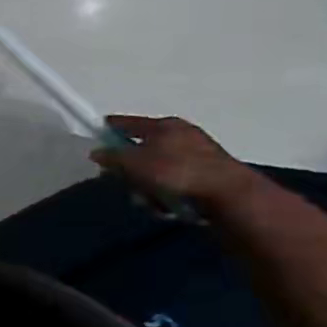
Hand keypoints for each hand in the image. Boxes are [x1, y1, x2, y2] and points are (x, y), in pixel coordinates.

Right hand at [91, 115, 261, 203]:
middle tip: (125, 181)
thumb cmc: (176, 172)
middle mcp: (183, 134)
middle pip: (142, 148)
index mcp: (164, 125)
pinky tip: (168, 205)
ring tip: (150, 200)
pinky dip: (168, 192)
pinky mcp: (211, 175)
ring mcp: (200, 154)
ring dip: (148, 185)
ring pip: (158, 168)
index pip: (125, 122)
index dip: (107, 130)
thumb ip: (110, 156)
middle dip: (130, 168)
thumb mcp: (132, 163)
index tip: (95, 139)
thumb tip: (98, 153)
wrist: (231, 196)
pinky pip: (176, 181)